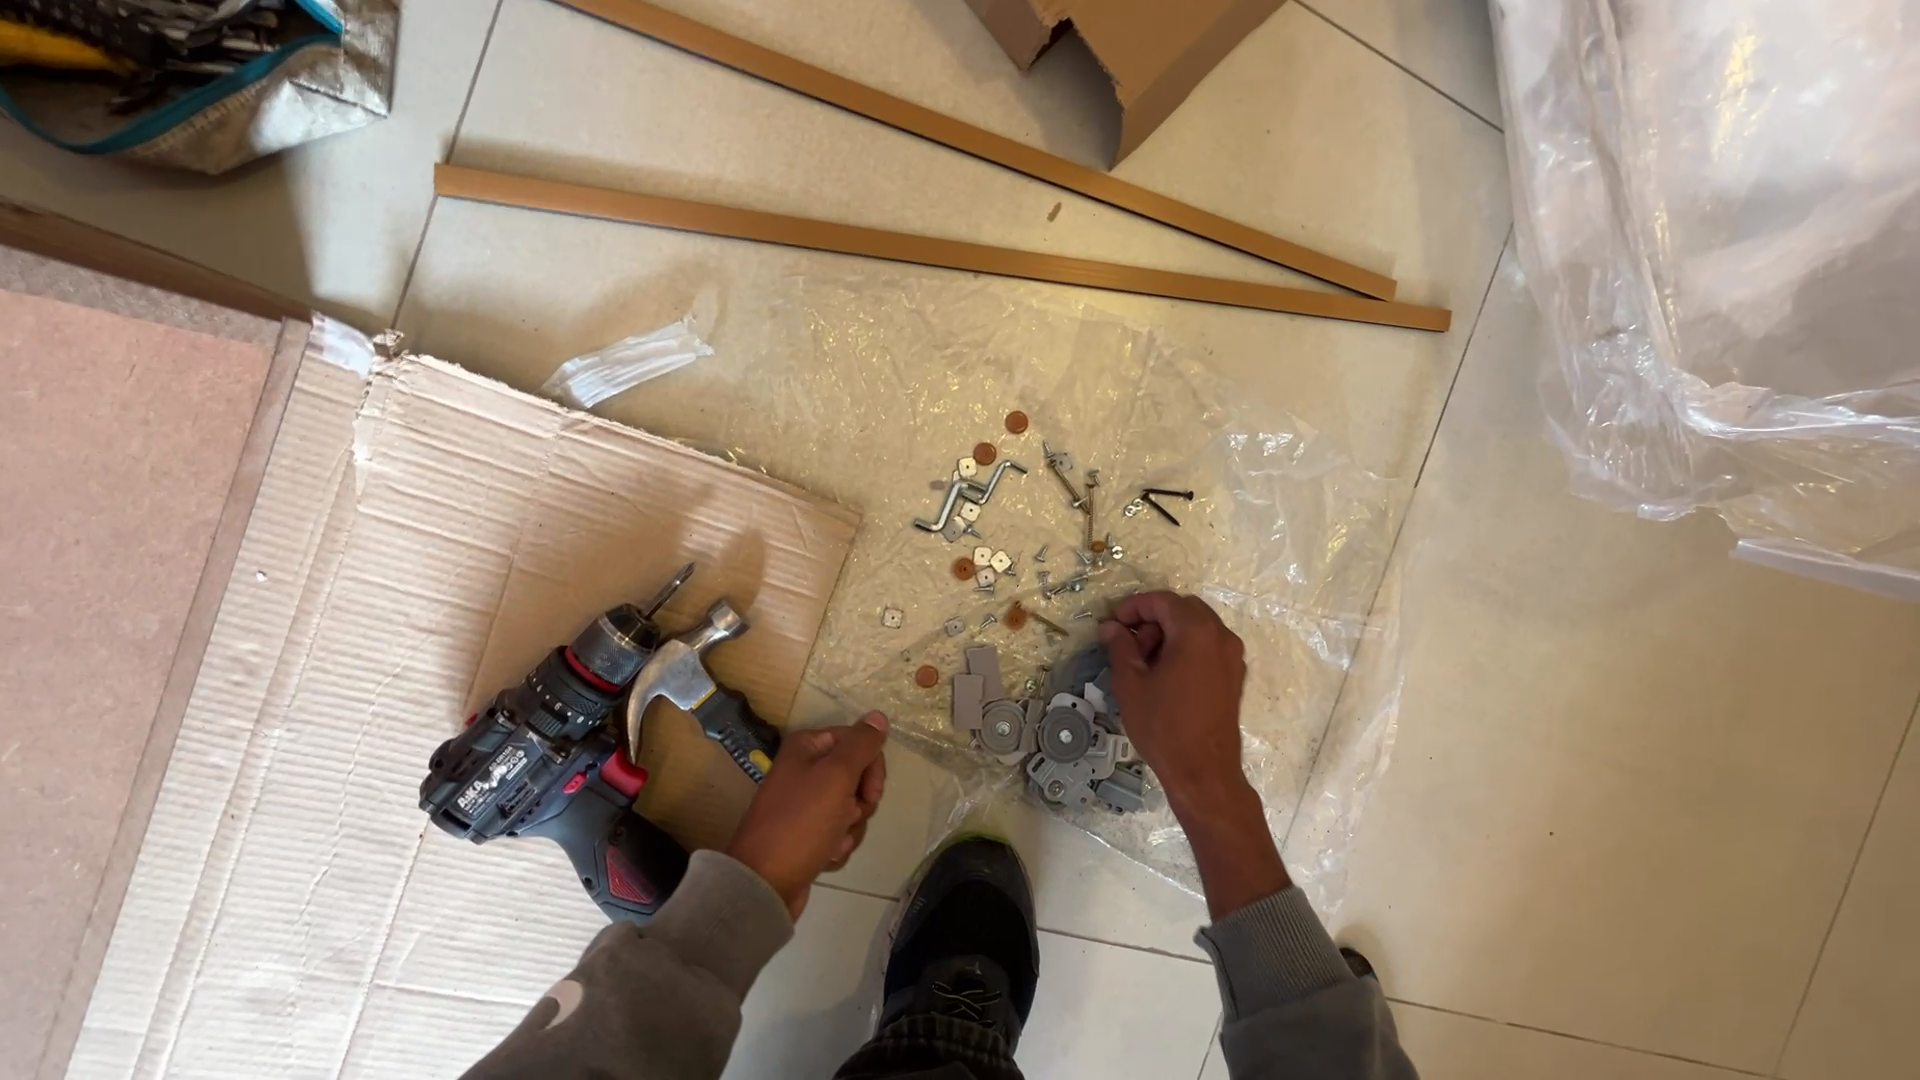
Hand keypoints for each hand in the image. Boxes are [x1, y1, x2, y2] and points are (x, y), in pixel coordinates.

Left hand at [725, 711, 887, 919]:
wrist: (764, 885)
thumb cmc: (801, 823)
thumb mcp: (836, 776)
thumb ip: (862, 744)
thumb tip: (878, 716)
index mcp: (807, 747)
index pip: (858, 742)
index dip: (871, 768)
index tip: (871, 792)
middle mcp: (804, 770)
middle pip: (857, 777)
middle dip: (860, 803)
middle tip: (847, 817)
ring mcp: (805, 804)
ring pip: (852, 808)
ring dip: (850, 828)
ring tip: (831, 843)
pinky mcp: (807, 834)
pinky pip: (839, 832)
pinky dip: (838, 845)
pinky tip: (824, 857)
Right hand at [1100, 593, 1289, 917]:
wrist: (1204, 772)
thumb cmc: (1164, 726)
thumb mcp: (1131, 683)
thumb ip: (1120, 647)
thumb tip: (1112, 627)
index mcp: (1196, 632)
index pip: (1162, 601)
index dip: (1134, 607)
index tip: (1113, 625)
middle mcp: (1221, 636)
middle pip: (1183, 609)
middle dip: (1152, 620)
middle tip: (1130, 645)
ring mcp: (1233, 656)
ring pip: (1196, 627)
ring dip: (1169, 634)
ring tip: (1145, 664)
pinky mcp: (1234, 676)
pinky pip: (1207, 646)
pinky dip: (1185, 648)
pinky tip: (1166, 675)